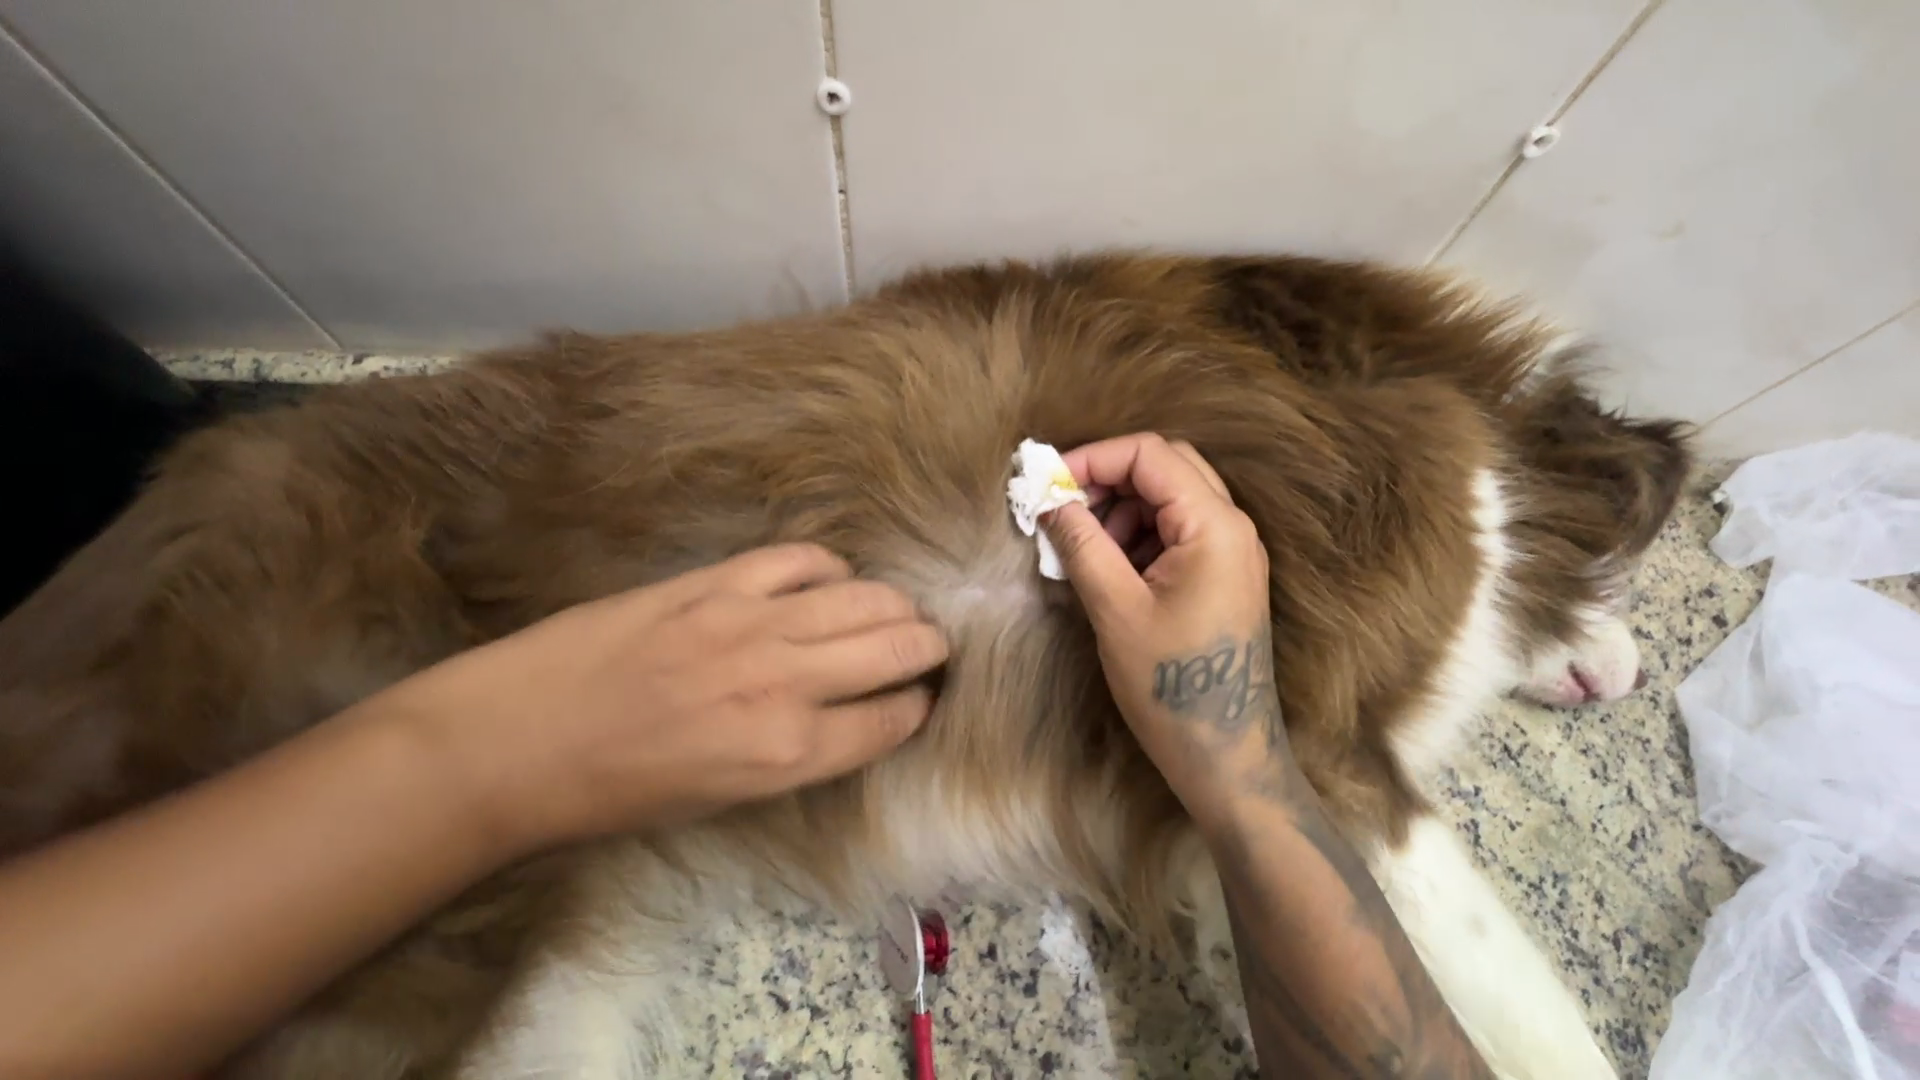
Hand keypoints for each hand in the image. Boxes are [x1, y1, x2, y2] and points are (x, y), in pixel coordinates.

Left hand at [365, 543, 949, 853]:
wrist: (516, 743)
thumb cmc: (618, 792)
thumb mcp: (725, 798)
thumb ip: (801, 750)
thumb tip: (849, 711)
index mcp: (789, 754)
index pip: (893, 717)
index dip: (918, 705)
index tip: (920, 698)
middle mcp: (786, 683)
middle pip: (897, 647)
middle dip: (929, 647)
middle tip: (931, 649)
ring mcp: (752, 623)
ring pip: (865, 597)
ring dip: (896, 605)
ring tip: (897, 612)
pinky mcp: (715, 583)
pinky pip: (802, 560)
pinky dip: (830, 570)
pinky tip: (828, 583)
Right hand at [1041, 434, 1281, 822]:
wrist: (1222, 752)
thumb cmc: (1168, 682)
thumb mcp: (1114, 608)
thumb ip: (1080, 542)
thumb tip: (1048, 498)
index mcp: (1215, 526)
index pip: (1150, 454)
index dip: (1093, 458)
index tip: (1048, 484)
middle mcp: (1232, 527)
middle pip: (1165, 467)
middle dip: (1108, 480)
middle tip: (1065, 511)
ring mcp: (1232, 551)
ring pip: (1169, 498)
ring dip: (1122, 510)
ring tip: (1085, 550)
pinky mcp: (1223, 575)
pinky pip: (1177, 531)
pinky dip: (1138, 536)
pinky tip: (1110, 569)